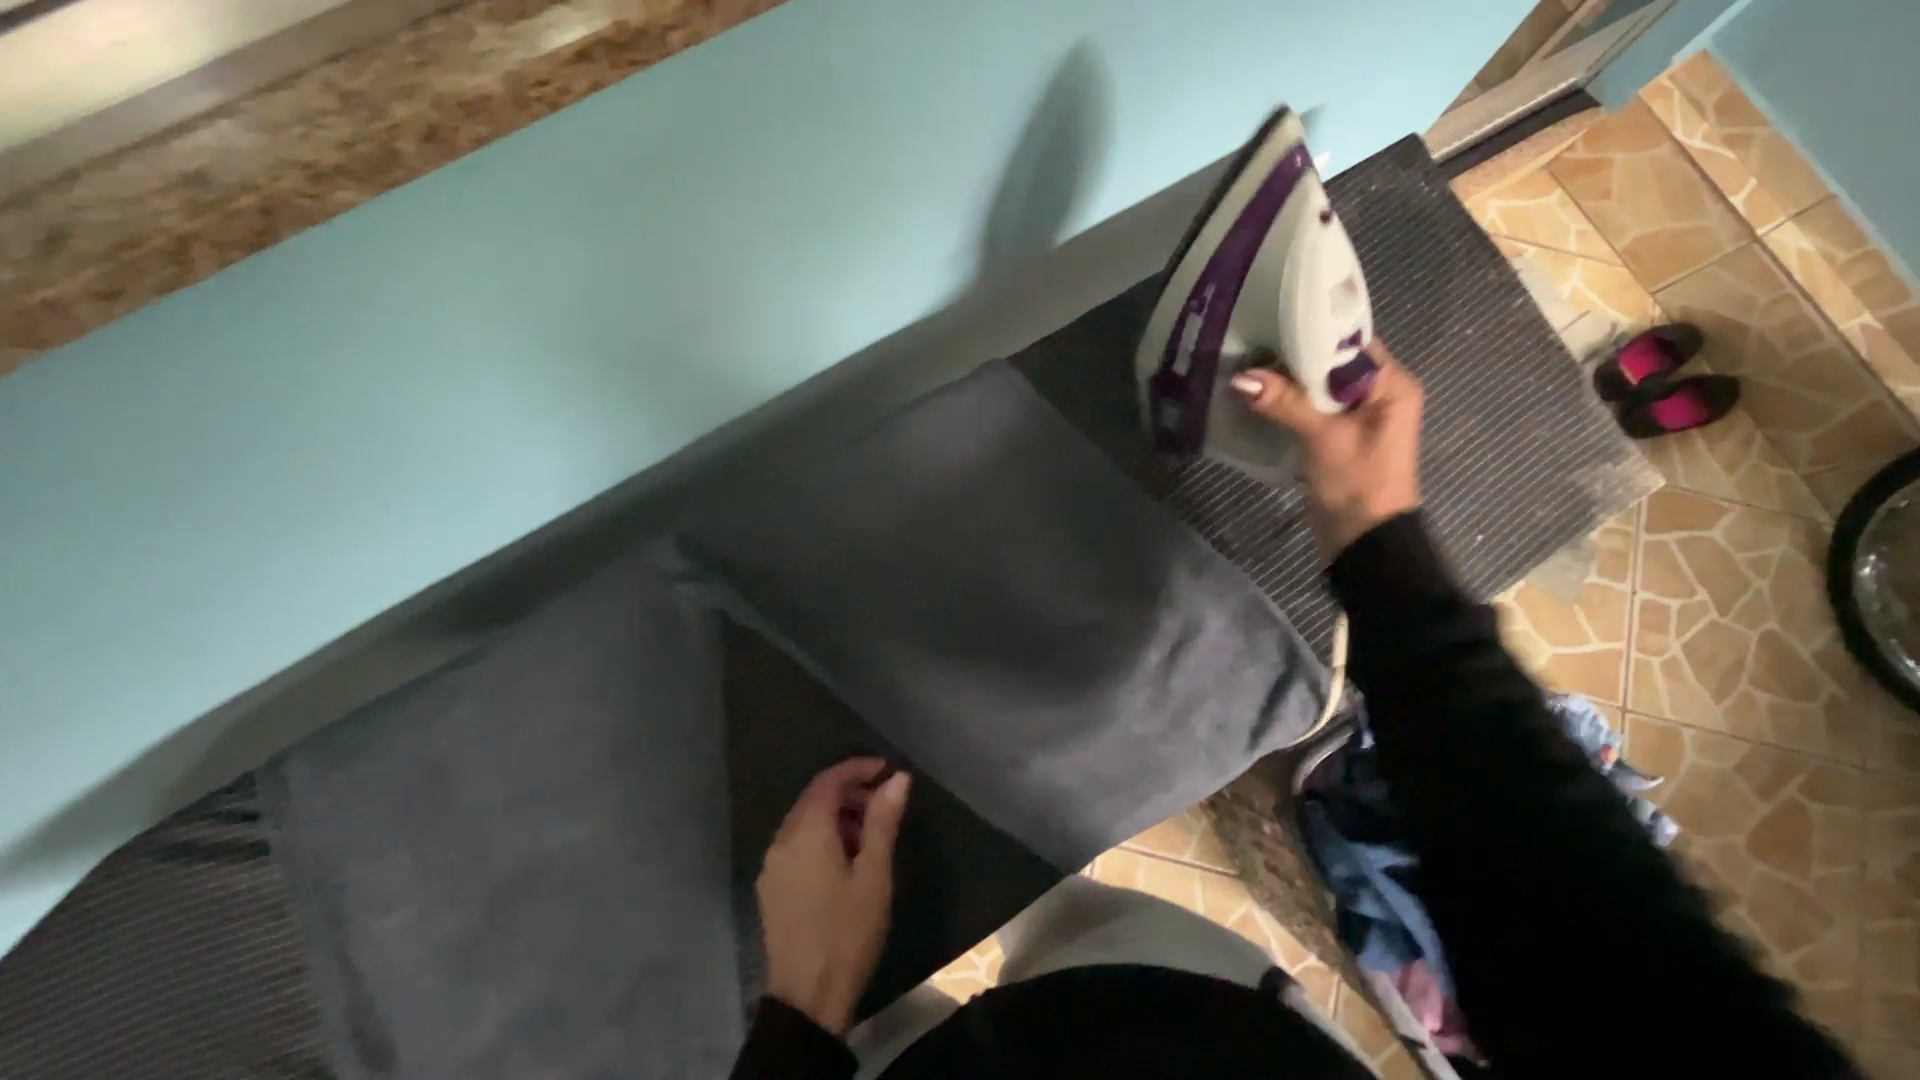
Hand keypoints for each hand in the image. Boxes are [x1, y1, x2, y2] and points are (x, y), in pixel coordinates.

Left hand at [756, 758, 911, 1033]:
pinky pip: (796, 845)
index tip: (887, 770)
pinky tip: (845, 862)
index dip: (857, 769)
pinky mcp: (771, 888)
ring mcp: (772, 866)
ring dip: (836, 817)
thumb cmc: (847, 932)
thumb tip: (897, 779)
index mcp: (806, 833)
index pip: (828, 781)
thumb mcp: (874, 875)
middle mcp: (781, 841)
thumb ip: (882, 822)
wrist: (807, 998)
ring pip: (803, 823)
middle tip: (884, 805)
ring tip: (870, 837)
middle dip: (849, 793)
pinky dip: (821, 838)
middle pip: (813, 800)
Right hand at [1231, 340, 1424, 556]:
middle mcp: (1376, 395)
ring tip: (1245, 366)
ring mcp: (1354, 418)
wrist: (1364, 542)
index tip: (1273, 321)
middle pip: (1330, 364)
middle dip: (1292, 357)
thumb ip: (1286, 403)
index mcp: (1391, 386)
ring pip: (1316, 387)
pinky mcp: (1334, 437)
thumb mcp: (1324, 438)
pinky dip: (1286, 402)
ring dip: (1285, 381)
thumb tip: (1241, 378)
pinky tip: (1256, 395)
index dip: (1314, 333)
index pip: (1350, 345)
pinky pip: (1308, 409)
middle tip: (1249, 341)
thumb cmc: (1358, 484)